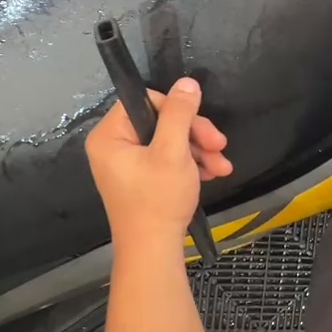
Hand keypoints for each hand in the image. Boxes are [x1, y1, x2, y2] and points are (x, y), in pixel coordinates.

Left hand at [85, 77, 232, 251]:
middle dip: (195, 133)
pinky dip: (193, 162)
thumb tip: (187, 82)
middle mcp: (115, 146)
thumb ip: (180, 114)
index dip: (175, 108)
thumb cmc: (157, 199)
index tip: (198, 123)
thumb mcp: (172, 151)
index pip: (144, 101)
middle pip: (162, 120)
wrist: (154, 248)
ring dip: (200, 149)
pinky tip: (213, 172)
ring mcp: (129, 163)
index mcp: (110, 136)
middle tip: (219, 145)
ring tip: (222, 165)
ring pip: (171, 139)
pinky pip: (170, 157)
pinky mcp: (144, 176)